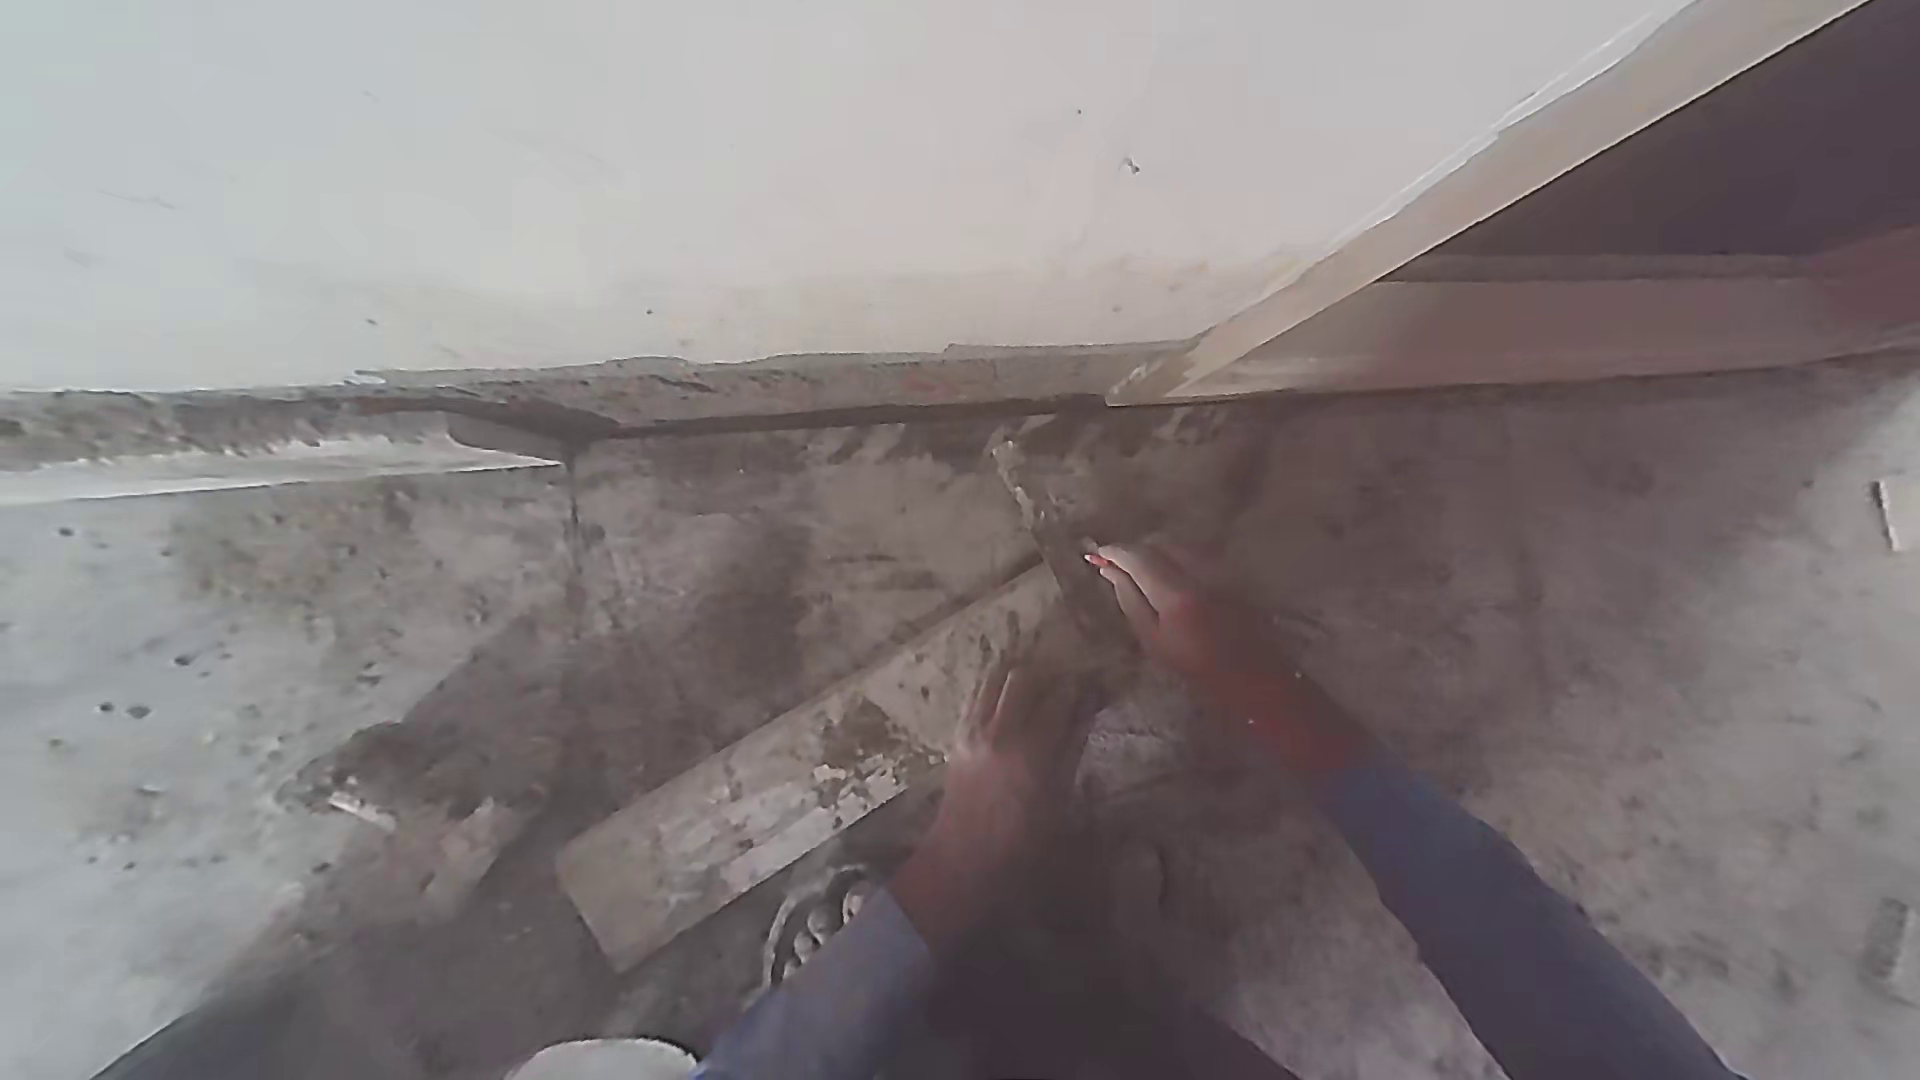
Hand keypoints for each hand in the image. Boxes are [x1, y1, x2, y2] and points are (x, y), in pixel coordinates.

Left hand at [890, 660, 1089, 947]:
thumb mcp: (1059, 805)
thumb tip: (1086, 713)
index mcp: (1031, 754)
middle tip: (1067, 687)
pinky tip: (1011, 702)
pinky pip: (977, 694)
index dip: (1083, 686)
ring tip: (1038, 688)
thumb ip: (1071, 752)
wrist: (962, 861)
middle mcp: (999, 732)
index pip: (1060, 698)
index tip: (1098, 685)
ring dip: (1020, 676)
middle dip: (1050, 675)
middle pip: (1024, 676)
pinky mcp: (958, 734)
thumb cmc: (1021, 848)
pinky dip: (996, 689)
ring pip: (995, 678)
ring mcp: (973, 730)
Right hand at [1089, 542, 1367, 775]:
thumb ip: (1130, 601)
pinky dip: (1176, 555)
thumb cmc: (1198, 670)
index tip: (1097, 554)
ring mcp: (1220, 569)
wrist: (1256, 680)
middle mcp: (1200, 572)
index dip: (1114, 551)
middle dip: (1134, 548)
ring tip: (1139, 567)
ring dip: (1155, 549)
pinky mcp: (1233, 573)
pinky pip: (1197, 552)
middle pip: (1159, 542)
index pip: (1138, 556)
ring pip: (1179, 544)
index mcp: (1176, 594)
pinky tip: (1168, 572)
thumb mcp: (1153, 642)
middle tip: (1115, 562)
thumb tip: (1110, 572)